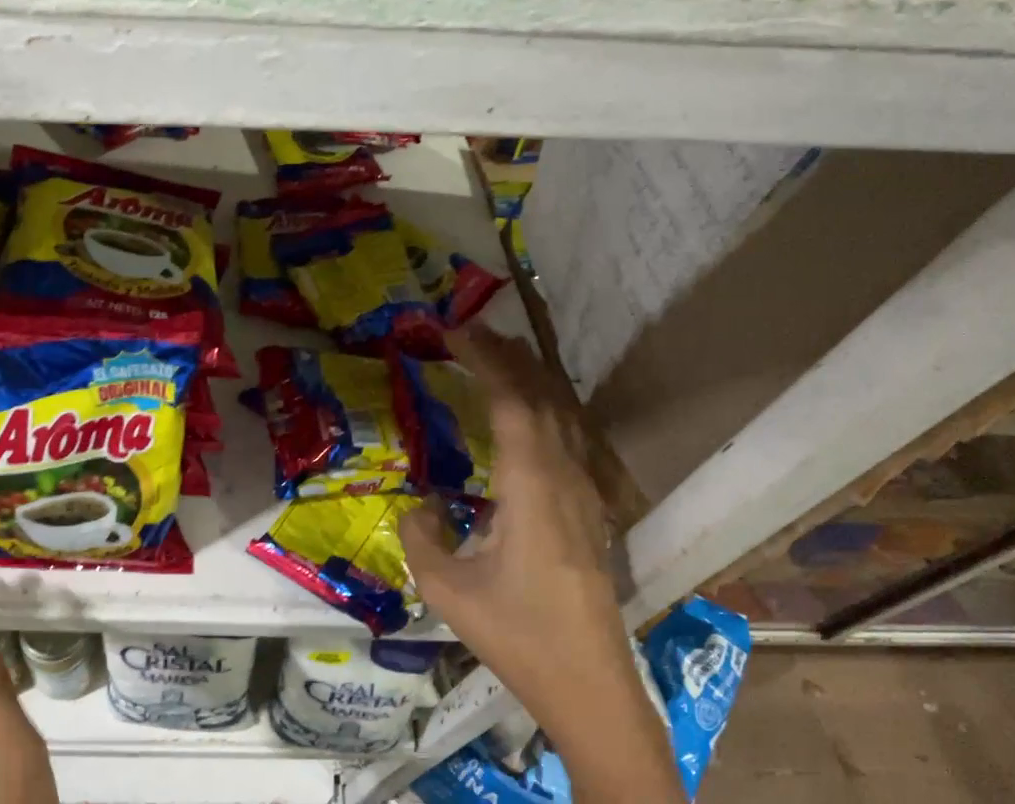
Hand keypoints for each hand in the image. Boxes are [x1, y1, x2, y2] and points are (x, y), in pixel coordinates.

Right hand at [398, 327, 630, 726]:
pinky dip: (548, 406)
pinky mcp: (592, 510)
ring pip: (565, 414)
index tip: (453, 331)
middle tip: (469, 330)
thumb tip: (421, 504)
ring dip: (533, 377)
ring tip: (499, 354)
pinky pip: (572, 437)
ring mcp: (586, 492)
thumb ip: (421, 536)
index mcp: (531, 487)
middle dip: (509, 356)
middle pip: (544, 396)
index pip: (512, 402)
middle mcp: (565, 477)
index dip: (485, 360)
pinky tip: (533, 412)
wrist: (590, 684)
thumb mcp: (446, 590)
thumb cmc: (517, 635)